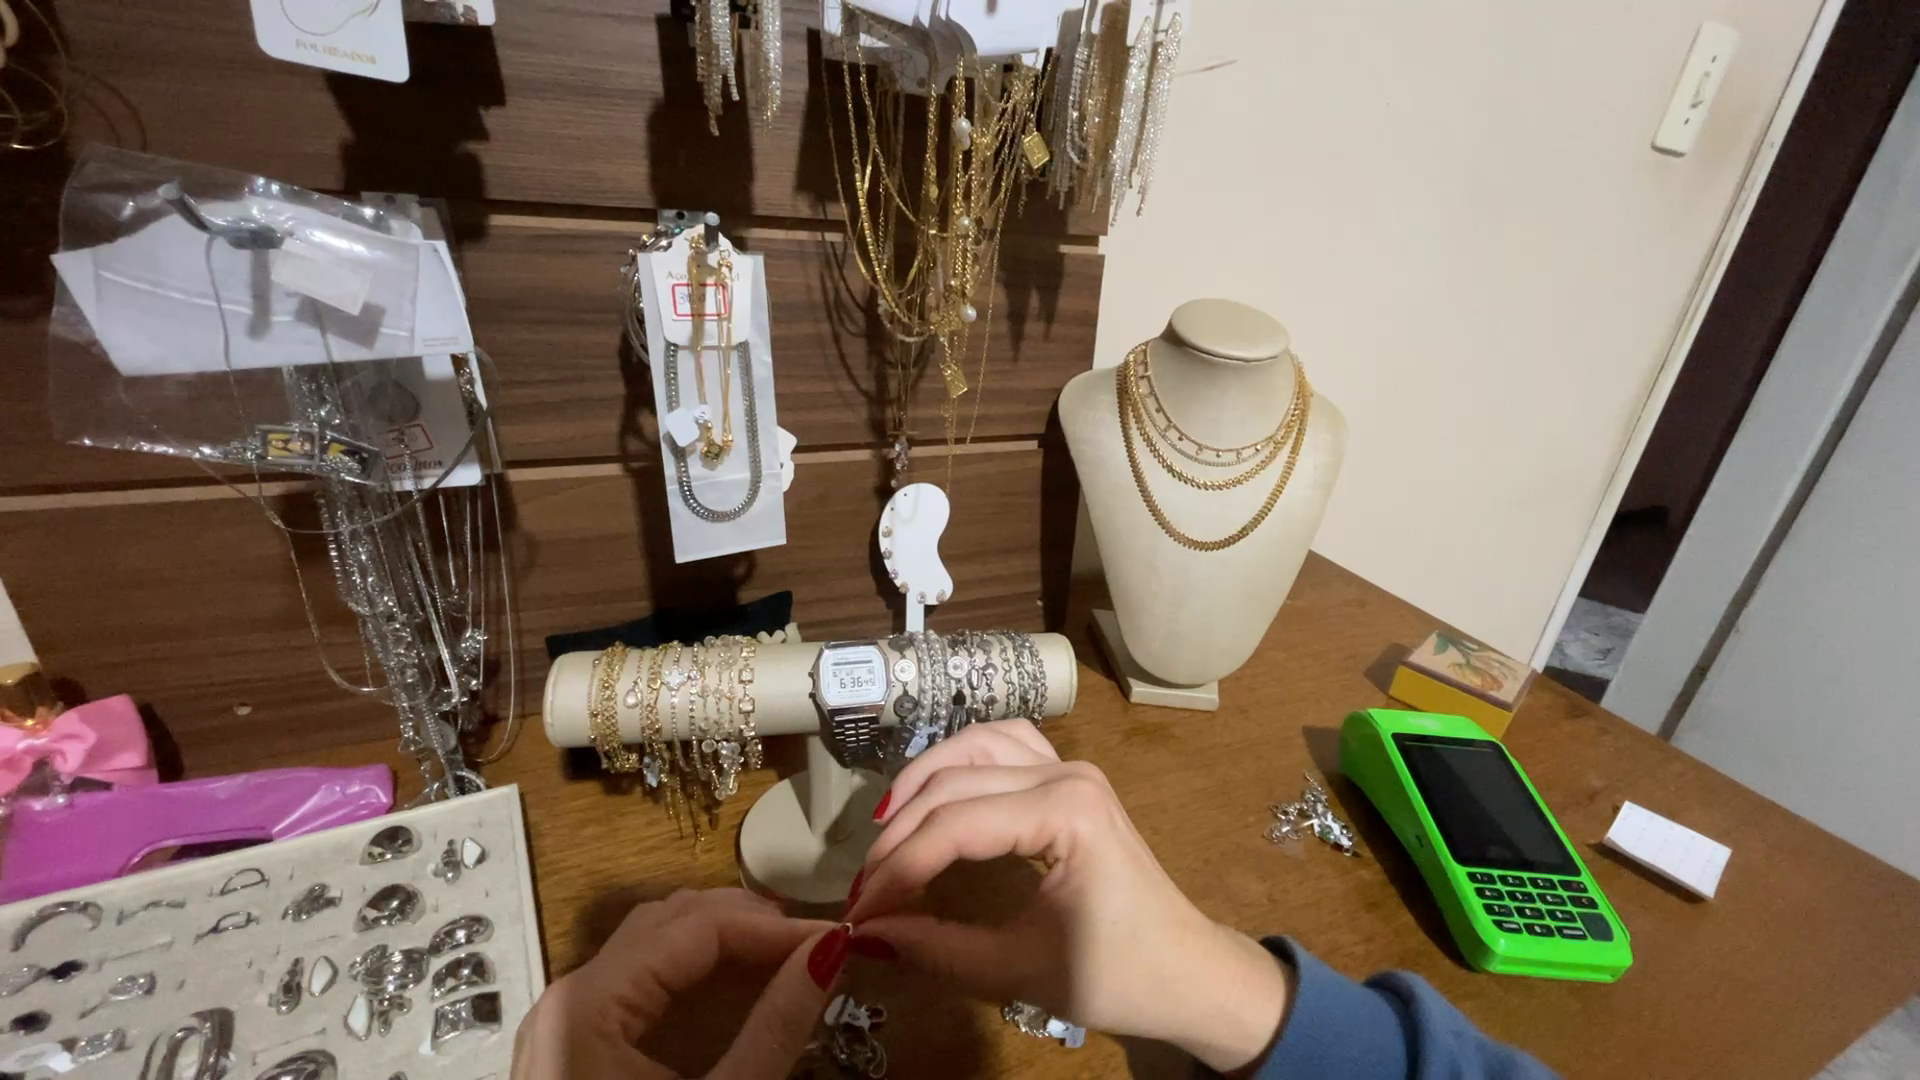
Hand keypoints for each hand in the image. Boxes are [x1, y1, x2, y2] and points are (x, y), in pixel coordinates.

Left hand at [511, 888, 847, 1078]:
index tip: (834, 936)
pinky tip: (733, 980)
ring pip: (655, 937)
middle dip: (750, 921)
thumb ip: (776, 1025)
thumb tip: (831, 948)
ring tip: (780, 952)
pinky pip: (640, 972)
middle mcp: (570, 993)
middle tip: (812, 943)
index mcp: (591, 1003)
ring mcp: (566, 1018)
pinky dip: (694, 963)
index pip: (701, 926)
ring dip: (723, 933)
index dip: (774, 926)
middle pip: (674, 918)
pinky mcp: (574, 1043)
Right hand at [845, 721, 1294, 1072]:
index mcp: (1065, 813)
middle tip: (867, 883)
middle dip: (902, 830)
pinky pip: (1006, 743)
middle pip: (958, 780)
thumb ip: (939, 949)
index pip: (957, 825)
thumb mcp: (1023, 971)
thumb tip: (865, 933)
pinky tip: (939, 787)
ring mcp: (1070, 766)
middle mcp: (1066, 772)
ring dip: (926, 778)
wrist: (1189, 969)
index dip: (900, 868)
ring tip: (887, 826)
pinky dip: (963, 759)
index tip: (861, 912)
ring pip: (978, 743)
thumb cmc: (1119, 975)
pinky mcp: (1069, 775)